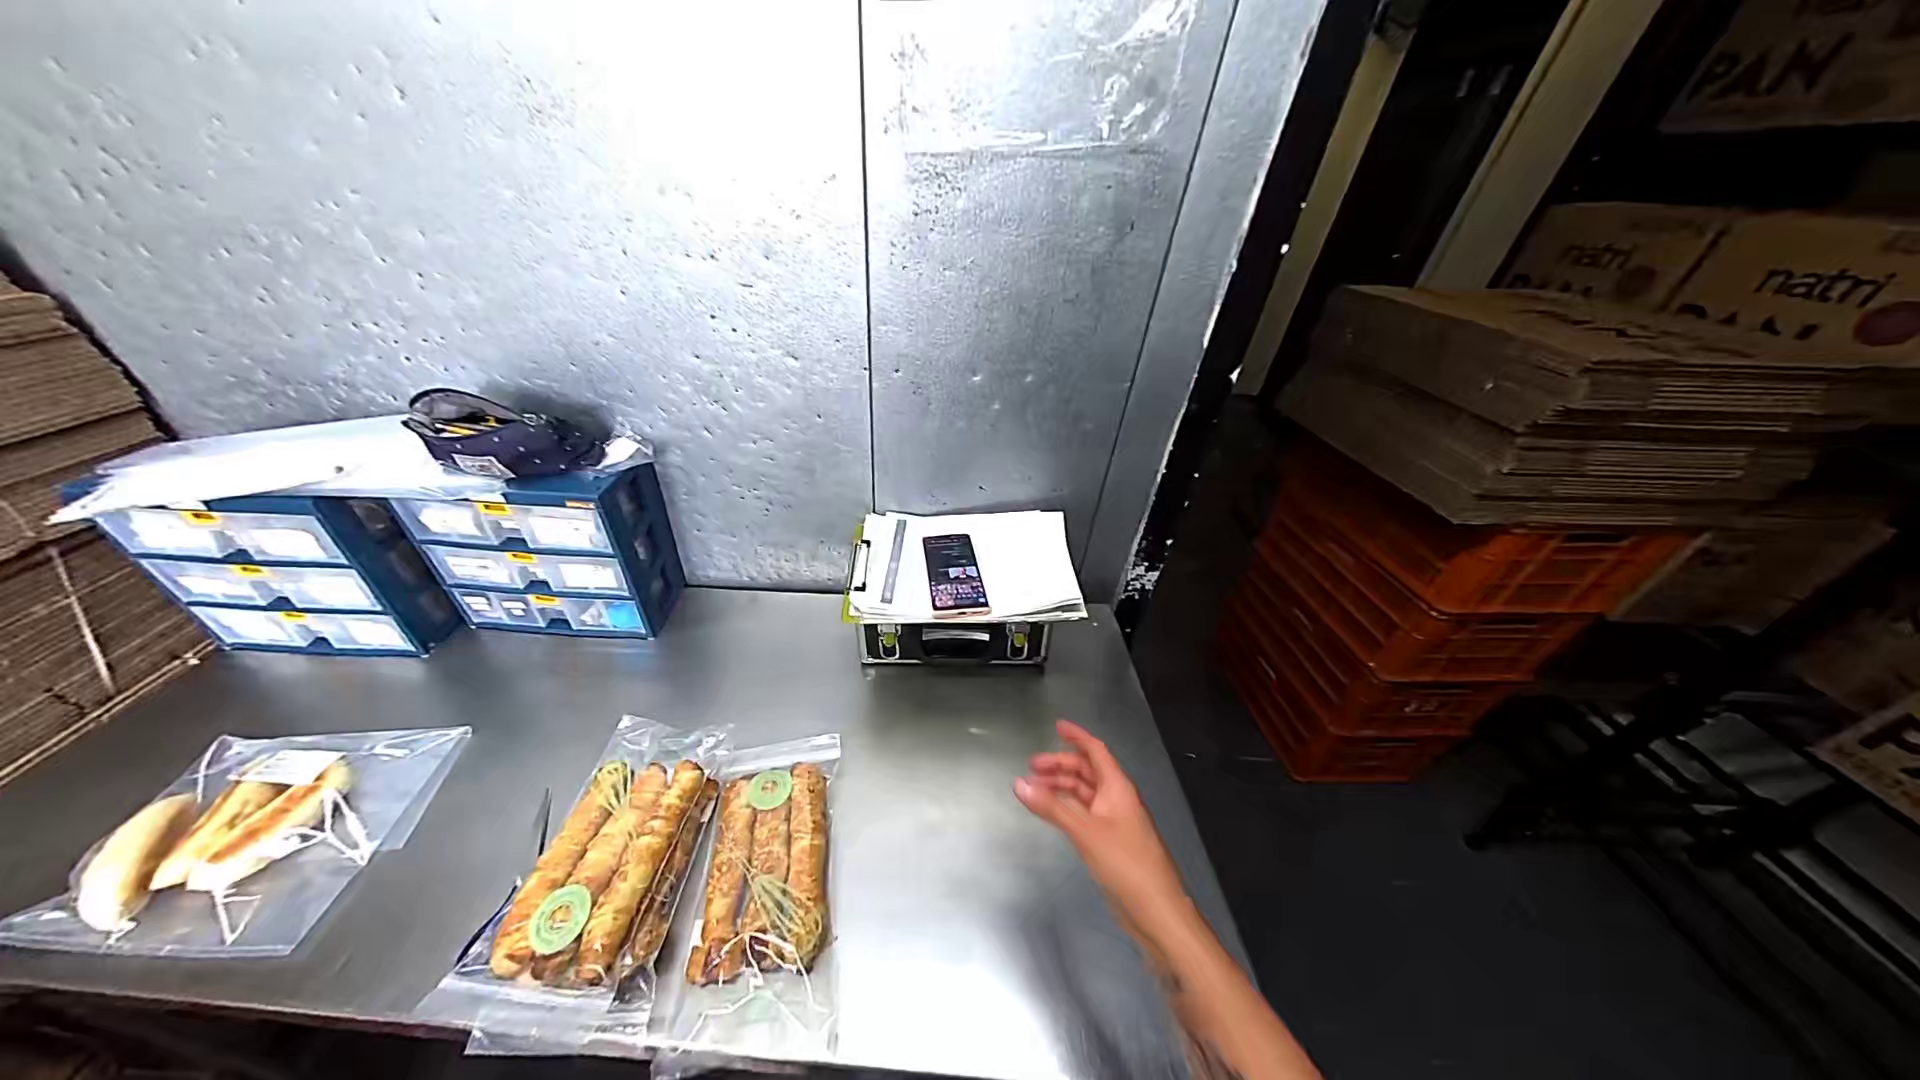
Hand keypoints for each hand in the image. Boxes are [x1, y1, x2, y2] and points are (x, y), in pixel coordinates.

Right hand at [1015, 719, 1189, 924]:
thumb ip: (1051, 808)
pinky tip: (1051, 812)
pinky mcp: (1110, 841)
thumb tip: (1019, 783)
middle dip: (1061, 764)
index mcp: (1118, 787)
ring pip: (1085, 793)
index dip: (1077, 736)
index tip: (1057, 725)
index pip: (1096, 750)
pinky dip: (1066, 807)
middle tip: (1031, 767)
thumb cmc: (1126, 864)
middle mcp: (1117, 799)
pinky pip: (1084, 813)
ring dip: (1061, 787)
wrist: (1156, 911)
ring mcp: (1114, 821)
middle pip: (1087, 771)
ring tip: (1034, 789)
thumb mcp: (1085, 832)